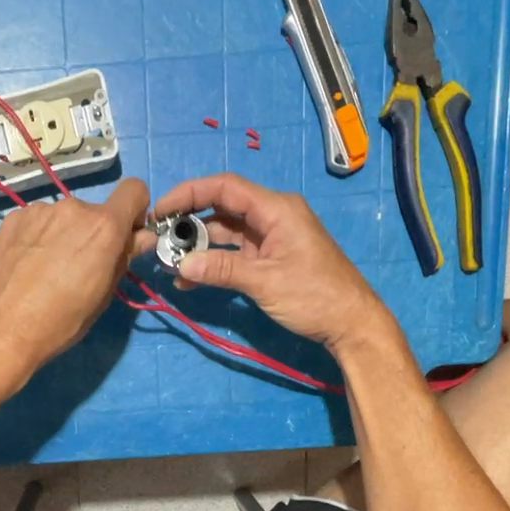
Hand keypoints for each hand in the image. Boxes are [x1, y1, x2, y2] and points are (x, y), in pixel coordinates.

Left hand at [0, 178, 150, 388]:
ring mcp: (40, 211)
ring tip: (47, 269)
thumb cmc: (61, 322)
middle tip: (79, 269)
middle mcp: (74, 208)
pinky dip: (38, 237)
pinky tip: (27, 264)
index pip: (135, 190)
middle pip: (95, 212)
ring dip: (64, 235)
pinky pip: (37, 222)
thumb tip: (143, 238)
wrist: (2, 329)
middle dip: (93, 234)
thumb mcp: (103, 296)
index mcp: (104, 227)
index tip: (126, 236)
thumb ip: (124, 259)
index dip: (135, 211)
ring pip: (63, 218)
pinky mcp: (13, 219)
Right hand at [139, 172, 392, 351]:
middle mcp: (272, 216)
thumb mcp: (265, 282)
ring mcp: (270, 238)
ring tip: (170, 263)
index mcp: (276, 209)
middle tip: (159, 239)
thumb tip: (181, 265)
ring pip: (225, 233)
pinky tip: (190, 279)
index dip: (189, 194)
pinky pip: (234, 253)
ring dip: (198, 246)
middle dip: (189, 221)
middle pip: (222, 208)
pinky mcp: (269, 258)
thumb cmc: (314, 296)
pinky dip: (213, 263)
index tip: (160, 210)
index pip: (225, 188)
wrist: (349, 322)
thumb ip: (222, 270)